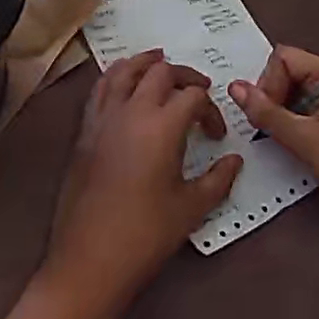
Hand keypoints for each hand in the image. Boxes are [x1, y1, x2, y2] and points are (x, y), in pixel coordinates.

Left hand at [43, 50, 243, 313]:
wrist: (90, 259)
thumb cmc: (146, 234)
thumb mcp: (191, 208)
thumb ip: (218, 179)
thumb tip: (234, 160)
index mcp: (162, 126)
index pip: (193, 96)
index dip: (211, 109)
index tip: (216, 134)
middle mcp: (131, 111)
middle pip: (160, 72)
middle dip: (183, 74)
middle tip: (197, 87)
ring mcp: (103, 118)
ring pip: (124, 71)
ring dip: (144, 62)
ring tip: (157, 60)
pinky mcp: (84, 131)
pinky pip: (100, 89)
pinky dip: (114, 76)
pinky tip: (122, 82)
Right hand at [229, 46, 318, 210]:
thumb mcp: (301, 138)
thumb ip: (265, 111)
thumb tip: (235, 88)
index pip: (283, 58)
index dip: (268, 82)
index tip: (266, 113)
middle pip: (286, 70)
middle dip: (272, 95)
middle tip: (269, 126)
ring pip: (292, 89)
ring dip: (280, 109)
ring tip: (281, 135)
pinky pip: (302, 104)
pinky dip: (291, 118)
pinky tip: (292, 139)